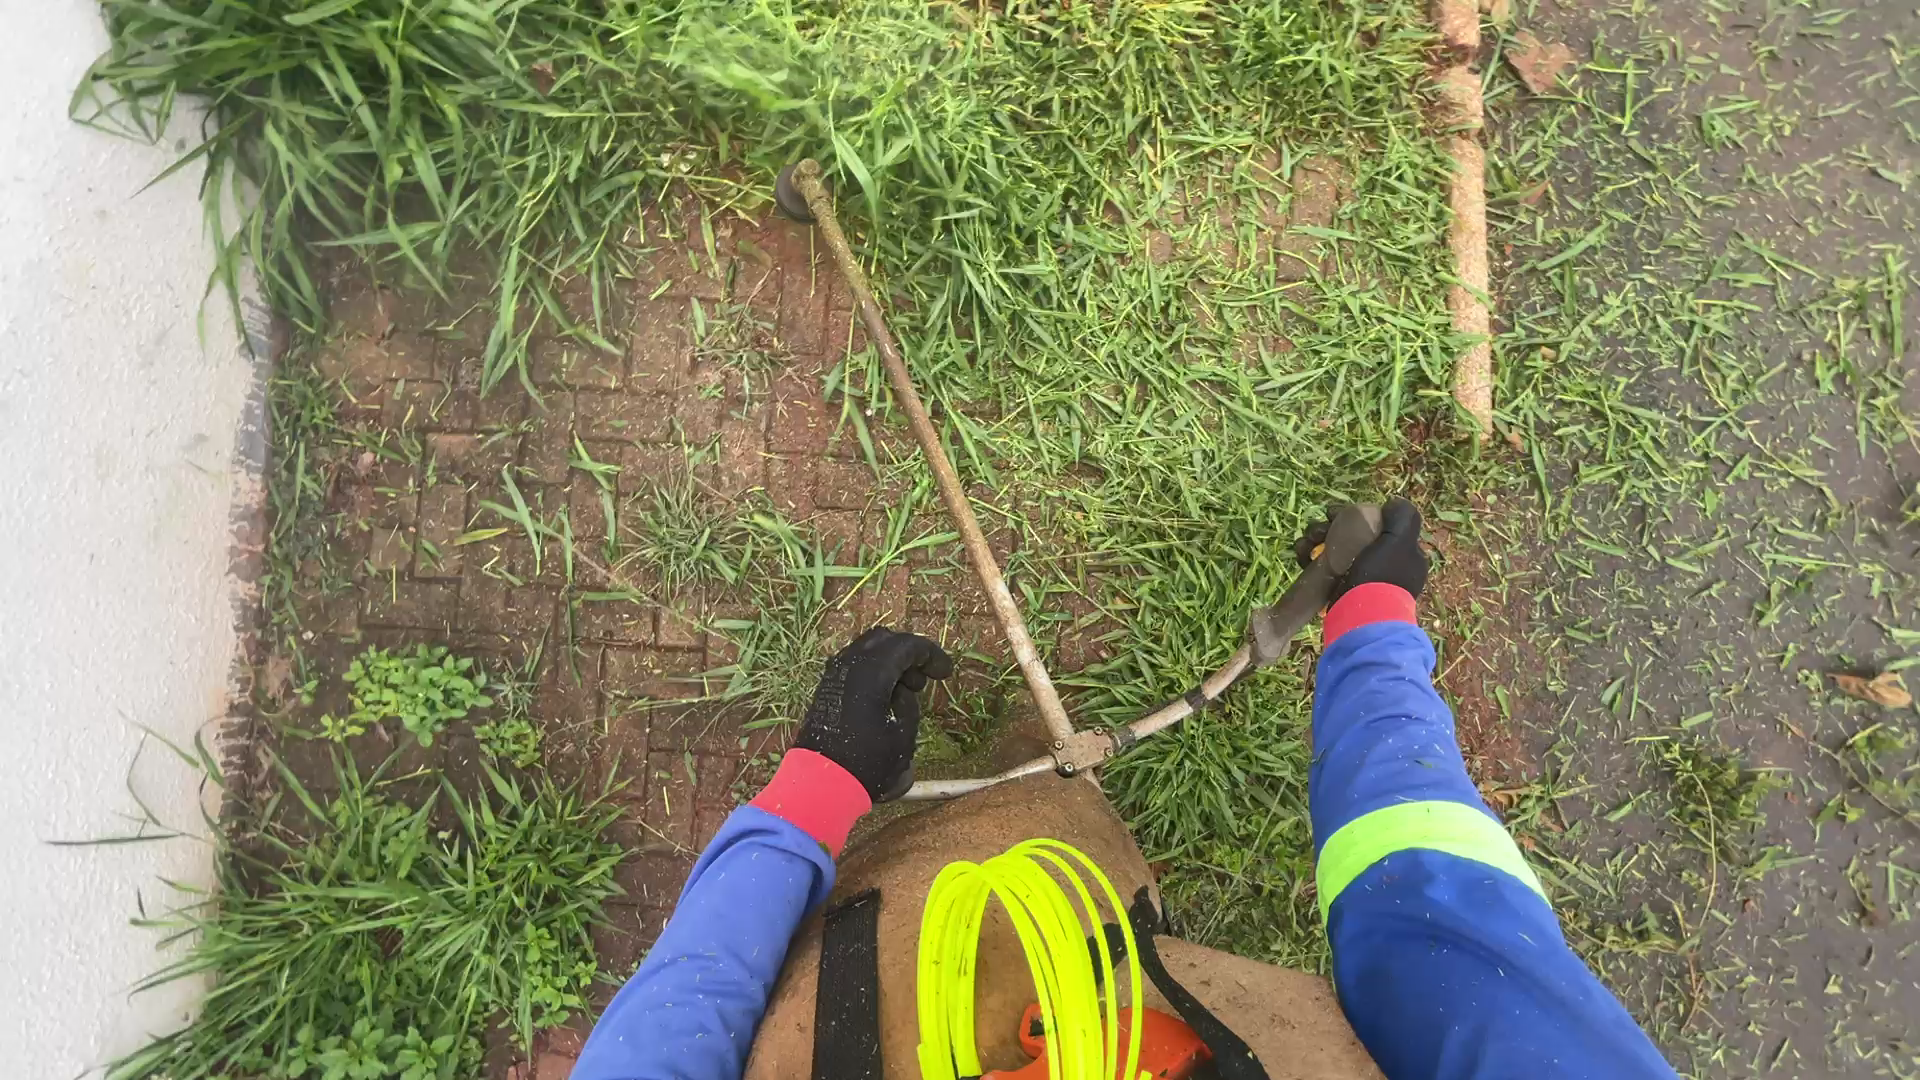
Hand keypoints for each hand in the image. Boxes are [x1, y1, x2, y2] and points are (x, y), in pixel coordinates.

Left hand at [794, 626, 954, 801]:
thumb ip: (908, 705)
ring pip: (867, 651)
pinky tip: (884, 697)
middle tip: (924, 678)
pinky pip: (855, 667)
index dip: (931, 655)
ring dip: (891, 663)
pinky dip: (874, 673)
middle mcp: (849, 665)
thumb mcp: (903, 736)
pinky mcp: (826, 689)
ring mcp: (834, 675)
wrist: (820, 785)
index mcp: (871, 672)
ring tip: (907, 690)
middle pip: (885, 640)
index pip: (907, 646)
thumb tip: (901, 693)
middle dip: (909, 653)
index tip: (945, 673)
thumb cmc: (867, 764)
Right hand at [1294, 496, 1427, 602]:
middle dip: (1326, 529)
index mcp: (1400, 553)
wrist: (1362, 618)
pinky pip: (1321, 567)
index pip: (1374, 524)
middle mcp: (1381, 565)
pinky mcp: (1338, 590)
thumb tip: (1392, 502)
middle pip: (1349, 536)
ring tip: (1302, 546)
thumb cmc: (1380, 577)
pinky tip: (1300, 558)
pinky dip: (1309, 559)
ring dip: (1313, 543)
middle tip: (1314, 531)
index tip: (1331, 514)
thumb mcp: (1399, 541)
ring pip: (1332, 550)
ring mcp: (1359, 578)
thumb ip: (1402, 518)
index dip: (1350, 514)